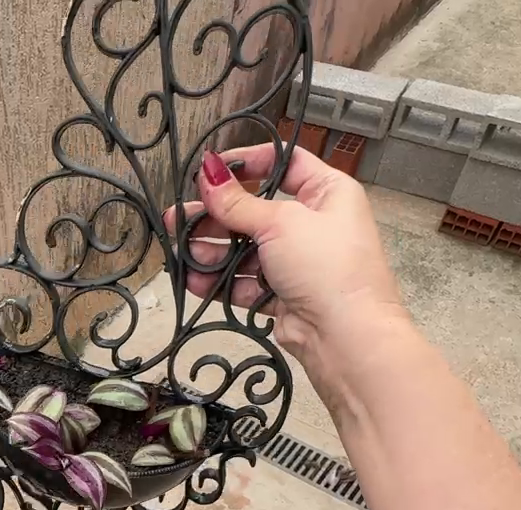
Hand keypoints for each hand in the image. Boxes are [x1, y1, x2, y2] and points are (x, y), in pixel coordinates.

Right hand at [171, 146, 409, 384]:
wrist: (343, 333)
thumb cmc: (328, 267)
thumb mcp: (280, 223)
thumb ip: (238, 203)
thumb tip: (209, 173)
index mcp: (326, 193)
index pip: (284, 164)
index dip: (248, 163)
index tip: (213, 170)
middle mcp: (311, 225)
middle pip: (254, 212)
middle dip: (215, 216)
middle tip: (177, 218)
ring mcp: (295, 263)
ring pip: (245, 251)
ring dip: (212, 252)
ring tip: (182, 252)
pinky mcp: (280, 295)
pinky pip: (244, 284)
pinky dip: (220, 283)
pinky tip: (194, 281)